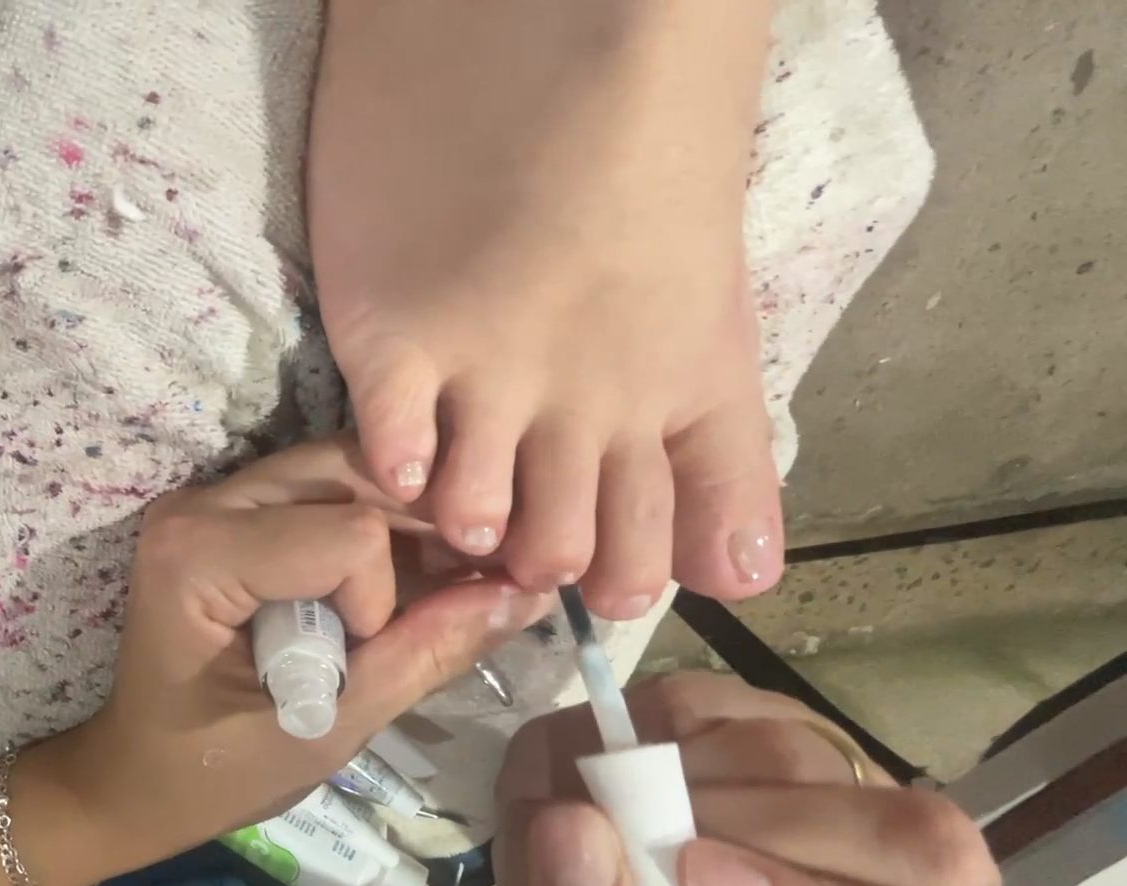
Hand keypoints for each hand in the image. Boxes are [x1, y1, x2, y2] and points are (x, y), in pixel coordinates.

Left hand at [51, 438, 551, 859]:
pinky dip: (371, 526)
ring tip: (439, 580)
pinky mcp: (226, 510)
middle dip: (419, 528)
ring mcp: (209, 499)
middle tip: (467, 583)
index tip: (365, 651)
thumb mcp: (326, 729)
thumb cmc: (213, 770)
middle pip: (351, 474)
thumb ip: (422, 654)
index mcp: (198, 555)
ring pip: (341, 471)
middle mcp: (198, 504)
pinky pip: (320, 491)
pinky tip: (403, 570)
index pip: (347, 535)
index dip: (384, 595)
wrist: (136, 771)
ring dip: (402, 522)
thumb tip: (524, 594)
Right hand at [309, 0, 783, 618]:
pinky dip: (395, 473)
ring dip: (468, 526)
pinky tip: (399, 455)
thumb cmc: (636, 149)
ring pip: (478, 519)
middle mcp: (591, 400)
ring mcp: (488, 371)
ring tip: (453, 496)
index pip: (676, 538)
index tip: (606, 583)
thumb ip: (716, 445)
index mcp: (680, 386)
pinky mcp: (394, 340)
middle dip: (545, 565)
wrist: (538, 24)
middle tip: (510, 543)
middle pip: (567, 548)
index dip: (640, 578)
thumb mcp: (713, 304)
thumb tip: (738, 571)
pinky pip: (393, 453)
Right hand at [493, 673, 1104, 885]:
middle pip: (926, 844)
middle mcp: (893, 875)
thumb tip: (575, 827)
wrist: (553, 873)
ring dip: (684, 799)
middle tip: (667, 867)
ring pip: (794, 761)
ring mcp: (818, 770)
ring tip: (622, 826)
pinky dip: (642, 747)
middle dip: (773, 858)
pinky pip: (703, 709)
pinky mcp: (732, 705)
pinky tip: (618, 782)